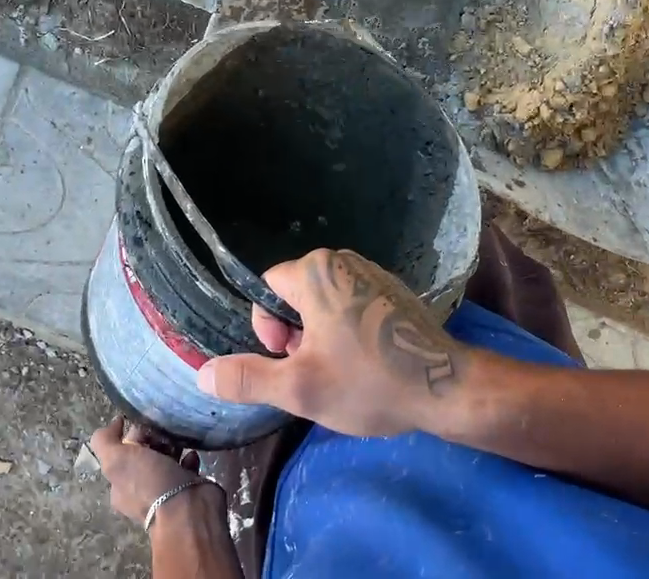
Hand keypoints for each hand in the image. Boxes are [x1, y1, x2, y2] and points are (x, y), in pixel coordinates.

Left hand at [89, 416, 219, 527]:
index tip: (146, 424)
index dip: (133, 435)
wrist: (187, 510)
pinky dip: (189, 457)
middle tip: (166, 428)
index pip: (124, 452)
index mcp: (121, 485)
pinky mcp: (188, 488)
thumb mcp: (117, 461)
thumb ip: (105, 441)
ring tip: (181, 435)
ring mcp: (166, 490)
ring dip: (174, 444)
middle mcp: (141, 489)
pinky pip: (187, 466)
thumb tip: (115, 422)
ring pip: (167, 458)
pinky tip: (192, 453)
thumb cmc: (150, 483)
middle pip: (146, 453)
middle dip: (155, 438)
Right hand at [196, 248, 466, 436]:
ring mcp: (373, 273)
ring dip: (321, 336)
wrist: (445, 386)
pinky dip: (348, 331)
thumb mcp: (298, 388)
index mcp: (317, 270)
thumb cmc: (369, 382)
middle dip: (295, 335)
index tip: (290, 360)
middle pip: (295, 295)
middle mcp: (344, 260)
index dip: (268, 329)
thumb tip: (203, 373)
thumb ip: (247, 378)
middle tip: (316, 370)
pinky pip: (352, 305)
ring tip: (343, 371)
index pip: (266, 289)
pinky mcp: (394, 291)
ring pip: (324, 304)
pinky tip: (367, 363)